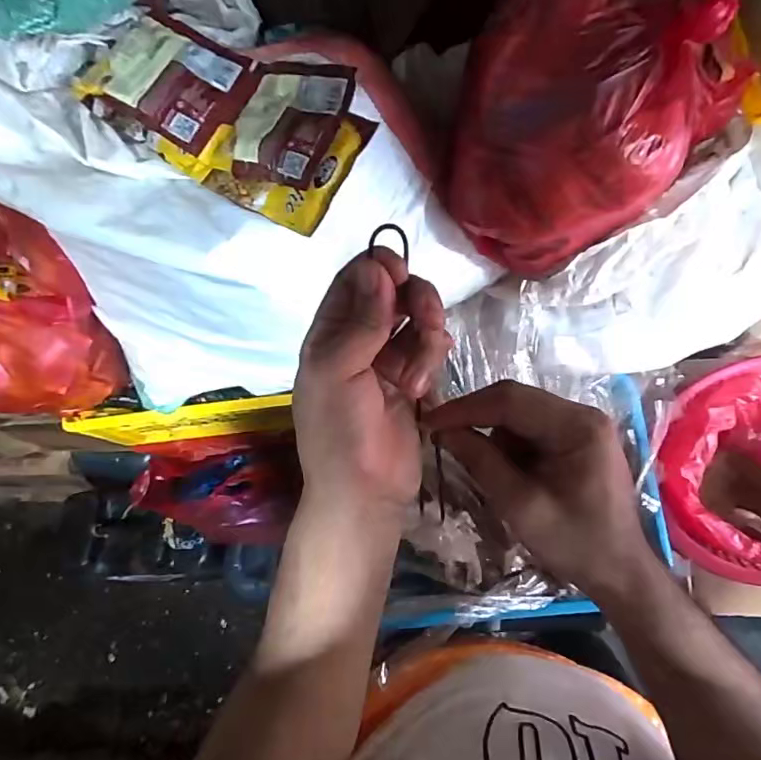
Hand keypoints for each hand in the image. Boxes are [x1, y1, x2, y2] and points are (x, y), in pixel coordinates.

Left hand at [293, 249, 449, 524]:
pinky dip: (432, 358)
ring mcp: (386, 360)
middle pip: (393, 294)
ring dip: (426, 339)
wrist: (363, 493)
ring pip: (417, 320)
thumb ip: (361, 320)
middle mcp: (357, 340)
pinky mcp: (412, 380)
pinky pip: (429, 349)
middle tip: (429, 319)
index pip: (354, 281)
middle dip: (415, 301)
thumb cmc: (339, 432)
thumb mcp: (338, 371)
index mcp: (329, 334)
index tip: (402, 270)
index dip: (378, 267)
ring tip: (417, 378)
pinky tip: (423, 387)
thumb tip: (376, 267)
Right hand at [428, 380, 659, 602]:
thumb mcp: (521, 506)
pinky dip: (511, 448)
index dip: (465, 408)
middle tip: (441, 437)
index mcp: (578, 425)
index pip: (511, 400)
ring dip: (495, 438)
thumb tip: (444, 431)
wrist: (622, 573)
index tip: (430, 422)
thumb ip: (482, 462)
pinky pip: (531, 430)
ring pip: (520, 415)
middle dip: (477, 420)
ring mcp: (583, 425)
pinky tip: (511, 476)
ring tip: (491, 476)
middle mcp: (583, 414)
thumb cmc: (576, 544)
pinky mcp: (578, 439)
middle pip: (516, 401)